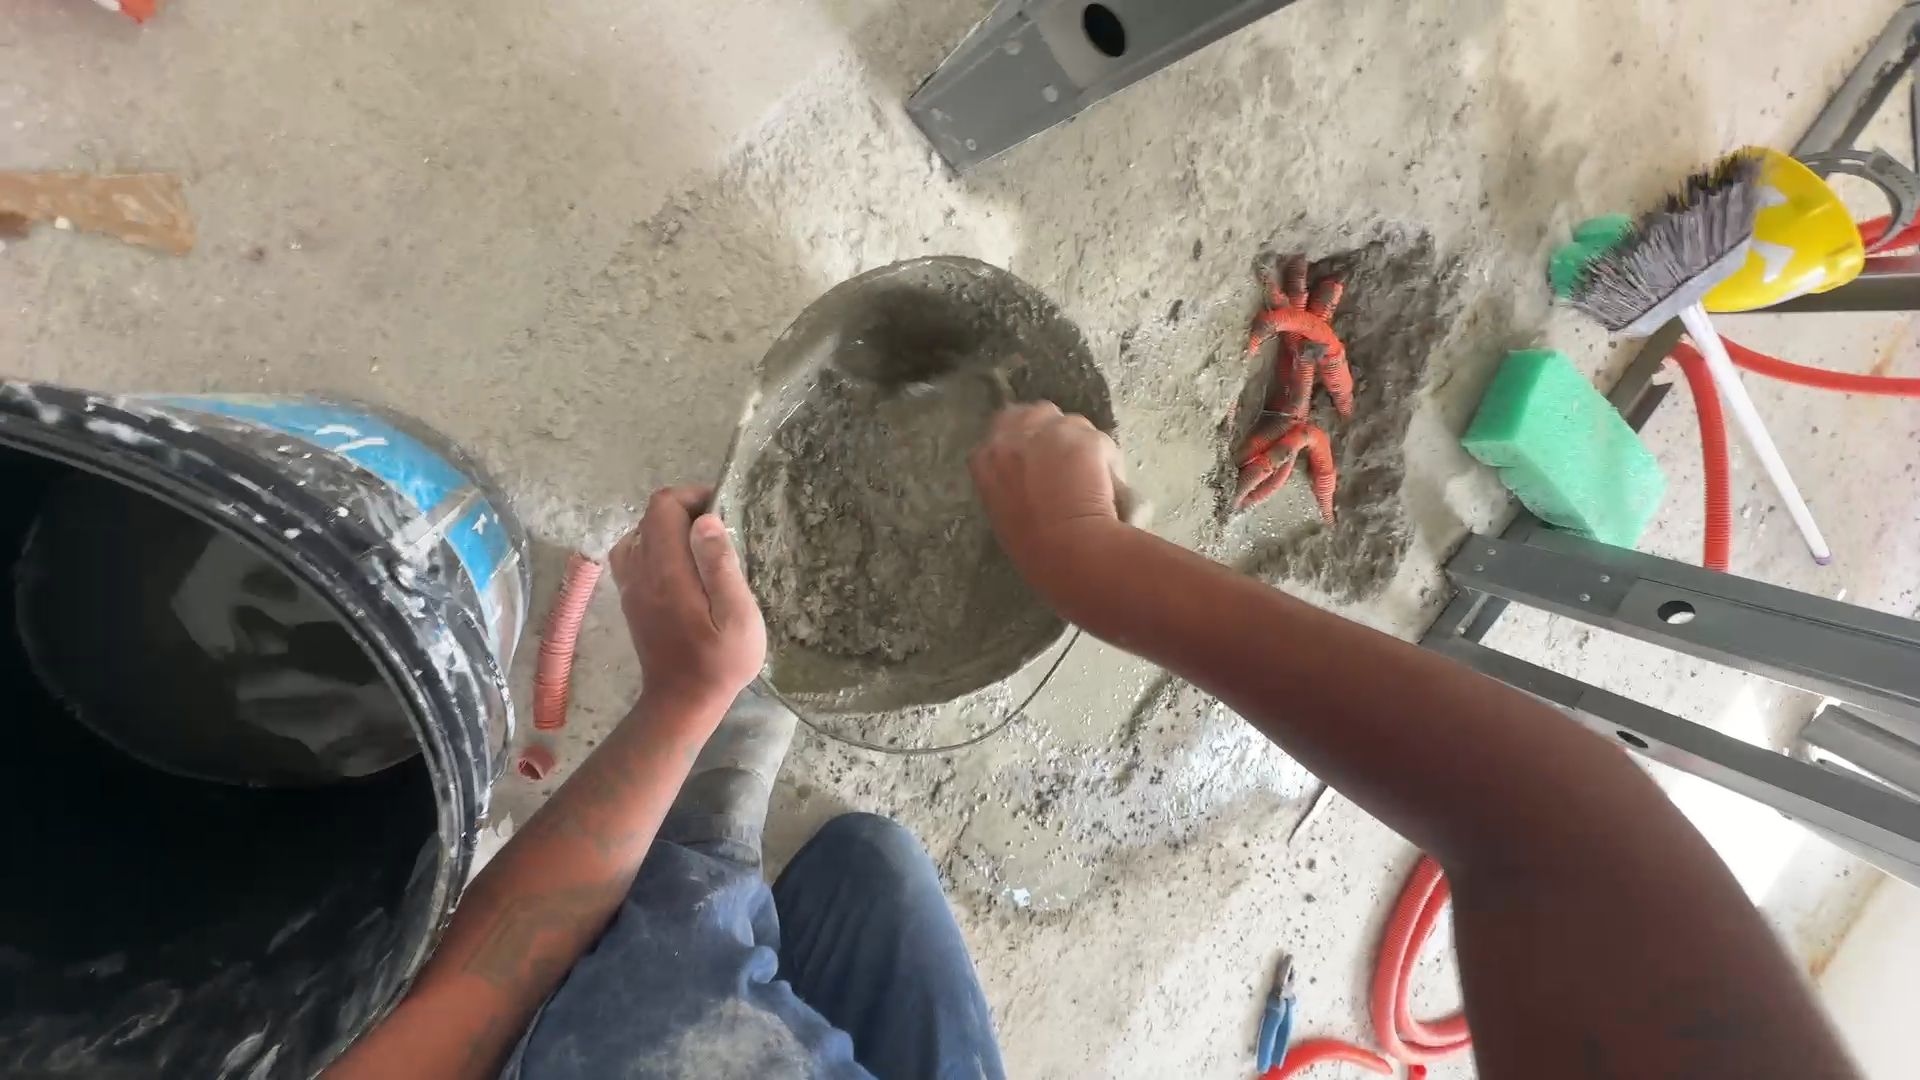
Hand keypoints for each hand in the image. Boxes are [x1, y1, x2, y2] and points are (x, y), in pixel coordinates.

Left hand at [611, 487, 766, 717]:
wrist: (682, 702)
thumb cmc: (720, 662)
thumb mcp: (738, 617)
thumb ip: (720, 566)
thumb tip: (705, 521)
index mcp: (667, 573)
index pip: (663, 508)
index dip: (692, 497)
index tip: (723, 509)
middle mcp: (640, 573)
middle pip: (649, 516)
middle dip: (684, 509)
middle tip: (720, 528)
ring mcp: (631, 587)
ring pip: (639, 533)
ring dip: (669, 528)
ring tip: (702, 545)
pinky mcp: (632, 600)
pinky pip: (634, 555)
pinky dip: (656, 547)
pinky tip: (682, 565)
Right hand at [969, 402, 1128, 592]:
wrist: (1065, 550)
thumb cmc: (1032, 548)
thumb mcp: (1003, 511)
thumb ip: (1008, 482)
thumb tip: (1029, 476)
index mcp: (986, 458)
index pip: (1004, 426)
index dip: (1027, 439)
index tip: (1040, 455)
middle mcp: (1013, 436)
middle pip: (1038, 413)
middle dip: (1053, 430)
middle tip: (1069, 459)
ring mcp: (1050, 432)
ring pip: (1073, 424)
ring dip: (1081, 444)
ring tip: (1089, 479)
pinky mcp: (1084, 437)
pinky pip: (1101, 442)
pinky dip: (1107, 461)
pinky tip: (1108, 489)